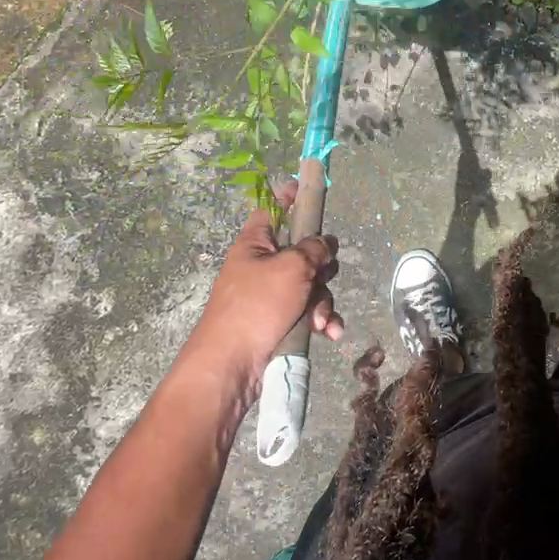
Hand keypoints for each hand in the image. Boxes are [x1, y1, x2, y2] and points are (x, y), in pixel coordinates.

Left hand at [186, 181, 342, 382]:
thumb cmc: (256, 306)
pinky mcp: (280, 320)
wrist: (231, 366)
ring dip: (323, 301)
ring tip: (320, 319)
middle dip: (322, 267)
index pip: (273, 208)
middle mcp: (263, 265)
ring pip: (313, 283)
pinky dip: (321, 319)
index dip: (291, 197)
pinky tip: (327, 332)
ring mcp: (271, 294)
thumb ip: (314, 248)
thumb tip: (325, 244)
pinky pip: (310, 310)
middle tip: (320, 276)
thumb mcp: (291, 267)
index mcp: (255, 244)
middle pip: (305, 250)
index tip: (312, 193)